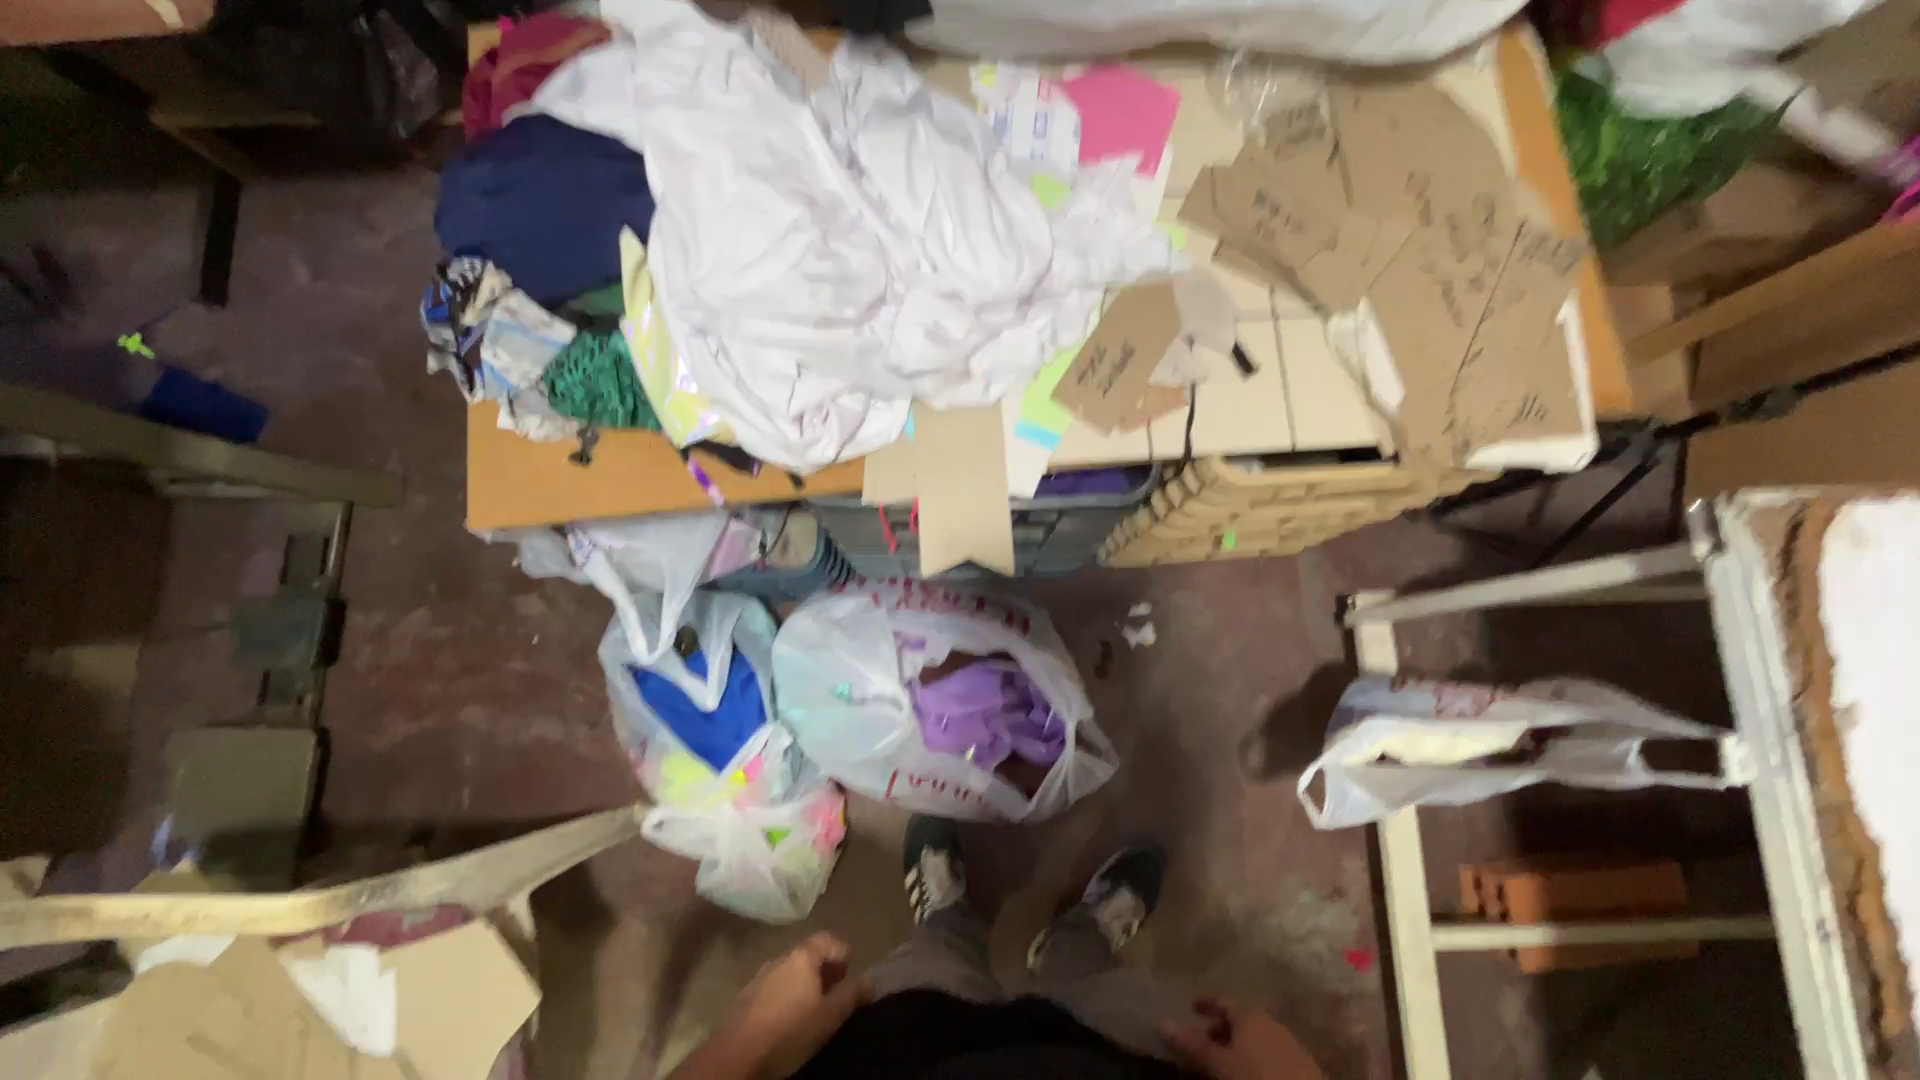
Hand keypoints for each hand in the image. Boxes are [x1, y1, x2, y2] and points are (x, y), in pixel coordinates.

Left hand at [711, 932, 872, 1078]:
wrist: (735, 1056)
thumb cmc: (789, 1031)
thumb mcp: (829, 1016)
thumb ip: (851, 995)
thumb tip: (870, 979)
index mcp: (802, 956)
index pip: (829, 938)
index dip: (843, 953)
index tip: (850, 975)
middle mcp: (780, 958)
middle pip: (808, 953)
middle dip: (825, 969)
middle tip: (835, 993)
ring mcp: (759, 975)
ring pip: (790, 971)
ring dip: (805, 983)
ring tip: (813, 1008)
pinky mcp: (745, 996)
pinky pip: (774, 986)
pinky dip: (787, 994)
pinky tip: (788, 1018)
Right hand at [1160, 997, 1326, 1079]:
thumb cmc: (1256, 1079)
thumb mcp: (1219, 1065)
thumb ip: (1192, 1045)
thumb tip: (1161, 1022)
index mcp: (1251, 1016)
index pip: (1224, 1000)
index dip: (1206, 1004)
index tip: (1192, 1008)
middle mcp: (1272, 1023)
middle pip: (1241, 1020)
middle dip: (1221, 1029)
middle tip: (1203, 1043)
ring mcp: (1291, 1045)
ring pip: (1258, 1039)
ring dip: (1239, 1047)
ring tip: (1224, 1063)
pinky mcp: (1304, 1068)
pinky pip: (1271, 1055)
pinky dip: (1255, 1059)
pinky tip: (1250, 1074)